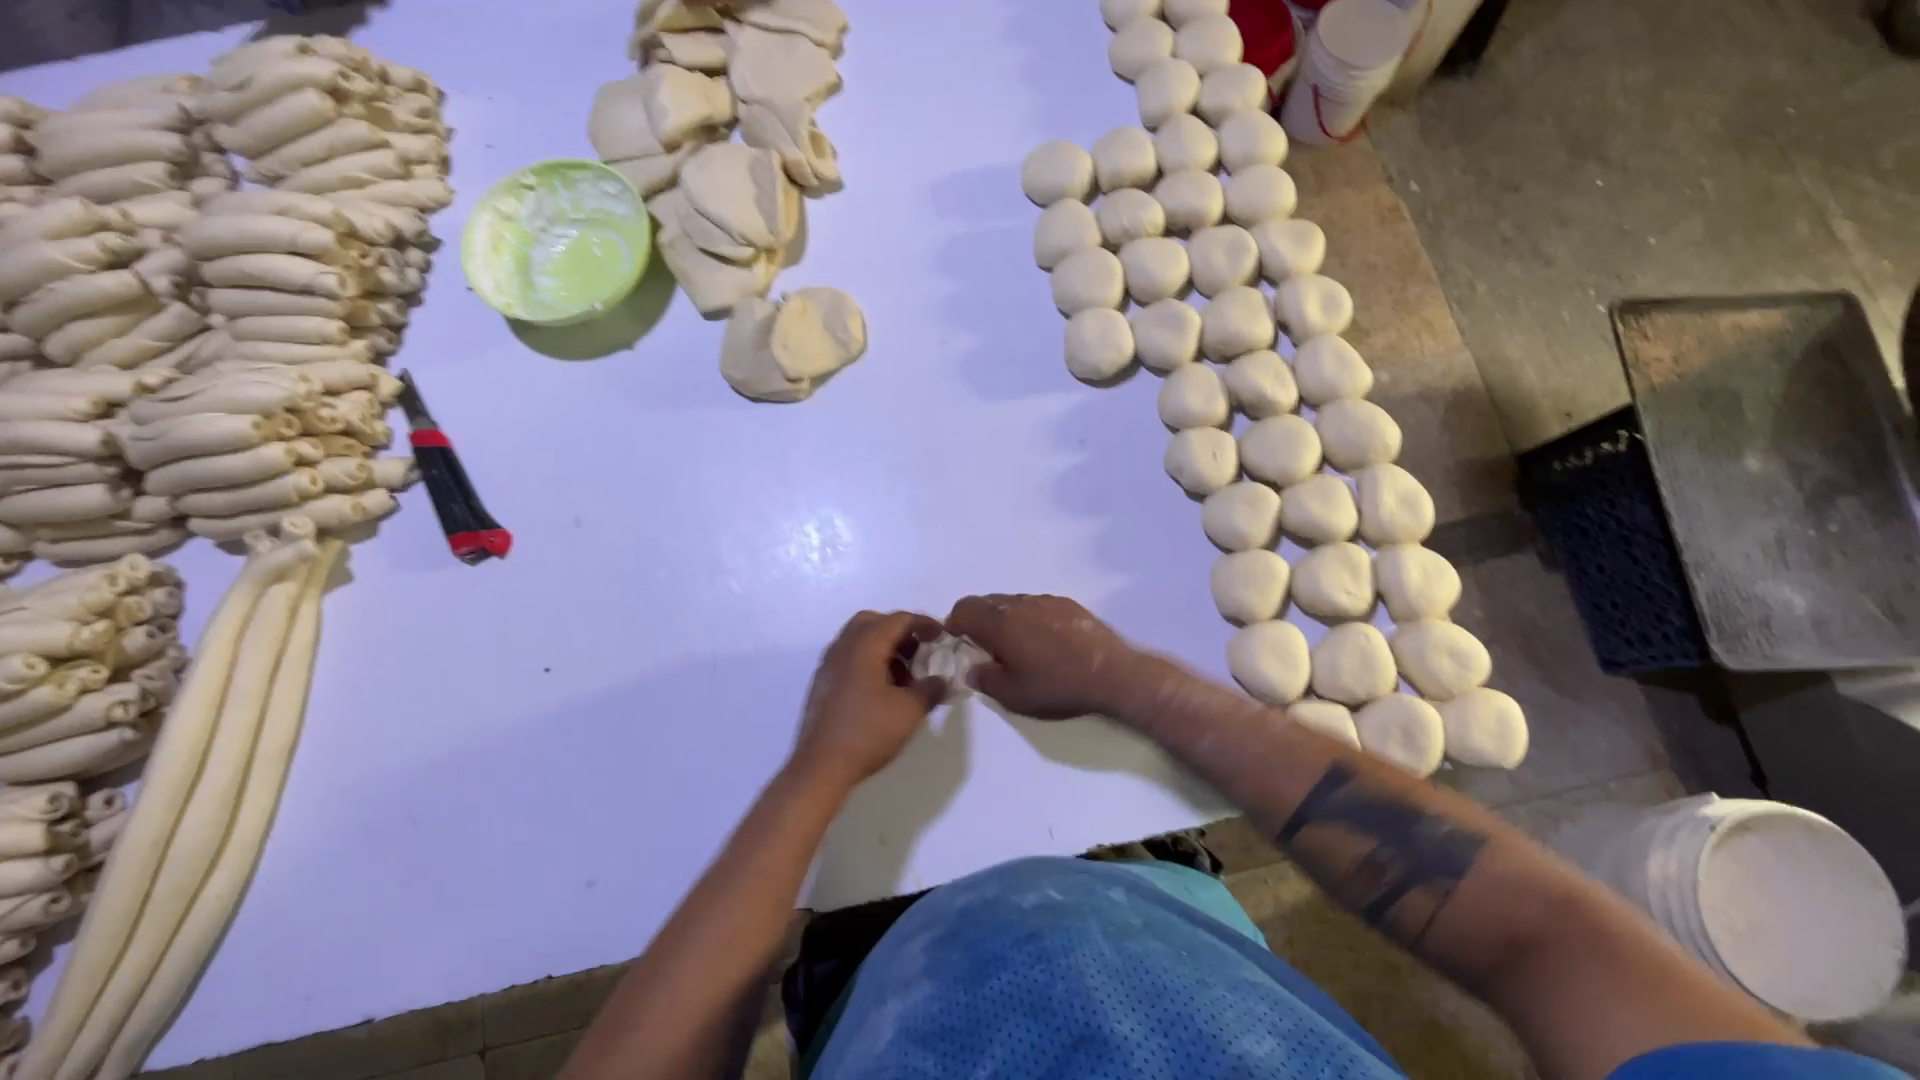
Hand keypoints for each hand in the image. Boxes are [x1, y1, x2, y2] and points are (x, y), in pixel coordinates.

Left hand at [789, 611, 946, 790]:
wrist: (820, 767)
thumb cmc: (867, 733)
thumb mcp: (909, 711)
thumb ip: (930, 689)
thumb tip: (940, 680)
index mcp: (863, 647)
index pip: (896, 620)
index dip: (923, 623)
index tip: (942, 635)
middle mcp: (842, 649)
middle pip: (872, 622)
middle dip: (899, 631)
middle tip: (919, 651)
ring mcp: (828, 667)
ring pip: (858, 641)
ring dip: (884, 649)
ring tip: (905, 678)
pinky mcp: (823, 685)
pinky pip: (849, 660)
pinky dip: (870, 663)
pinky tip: (883, 693)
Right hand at [944, 594, 1139, 719]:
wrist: (1112, 674)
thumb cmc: (1057, 686)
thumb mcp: (1013, 696)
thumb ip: (985, 680)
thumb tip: (973, 668)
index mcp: (1000, 622)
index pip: (964, 608)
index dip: (954, 623)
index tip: (958, 642)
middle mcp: (1020, 603)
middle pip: (987, 602)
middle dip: (979, 622)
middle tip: (986, 649)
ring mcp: (1046, 600)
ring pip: (1013, 602)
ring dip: (1006, 619)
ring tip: (1018, 647)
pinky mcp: (1068, 605)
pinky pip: (1037, 606)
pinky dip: (1030, 619)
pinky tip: (1045, 643)